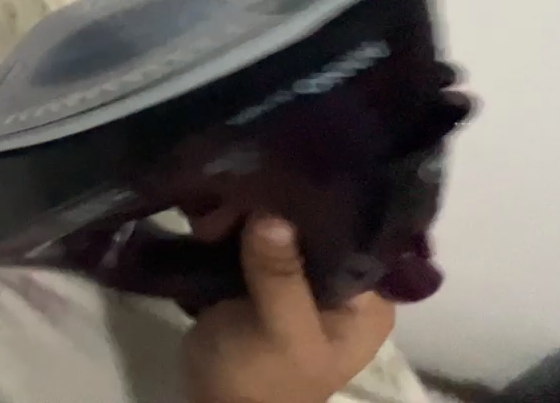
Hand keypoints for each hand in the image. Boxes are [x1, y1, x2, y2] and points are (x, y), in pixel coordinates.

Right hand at [183, 215, 396, 402]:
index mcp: (362, 302)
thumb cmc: (264, 377)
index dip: (317, 207)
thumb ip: (280, 278)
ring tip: (204, 214)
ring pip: (266, 229)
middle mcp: (333, 286)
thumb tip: (272, 215)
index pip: (352, 237)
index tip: (274, 181)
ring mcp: (289, 283)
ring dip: (234, 215)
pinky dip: (219, 227)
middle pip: (304, 227)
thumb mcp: (280, 332)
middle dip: (263, 209)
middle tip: (225, 202)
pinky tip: (197, 217)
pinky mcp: (248, 279)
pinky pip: (239, 240)